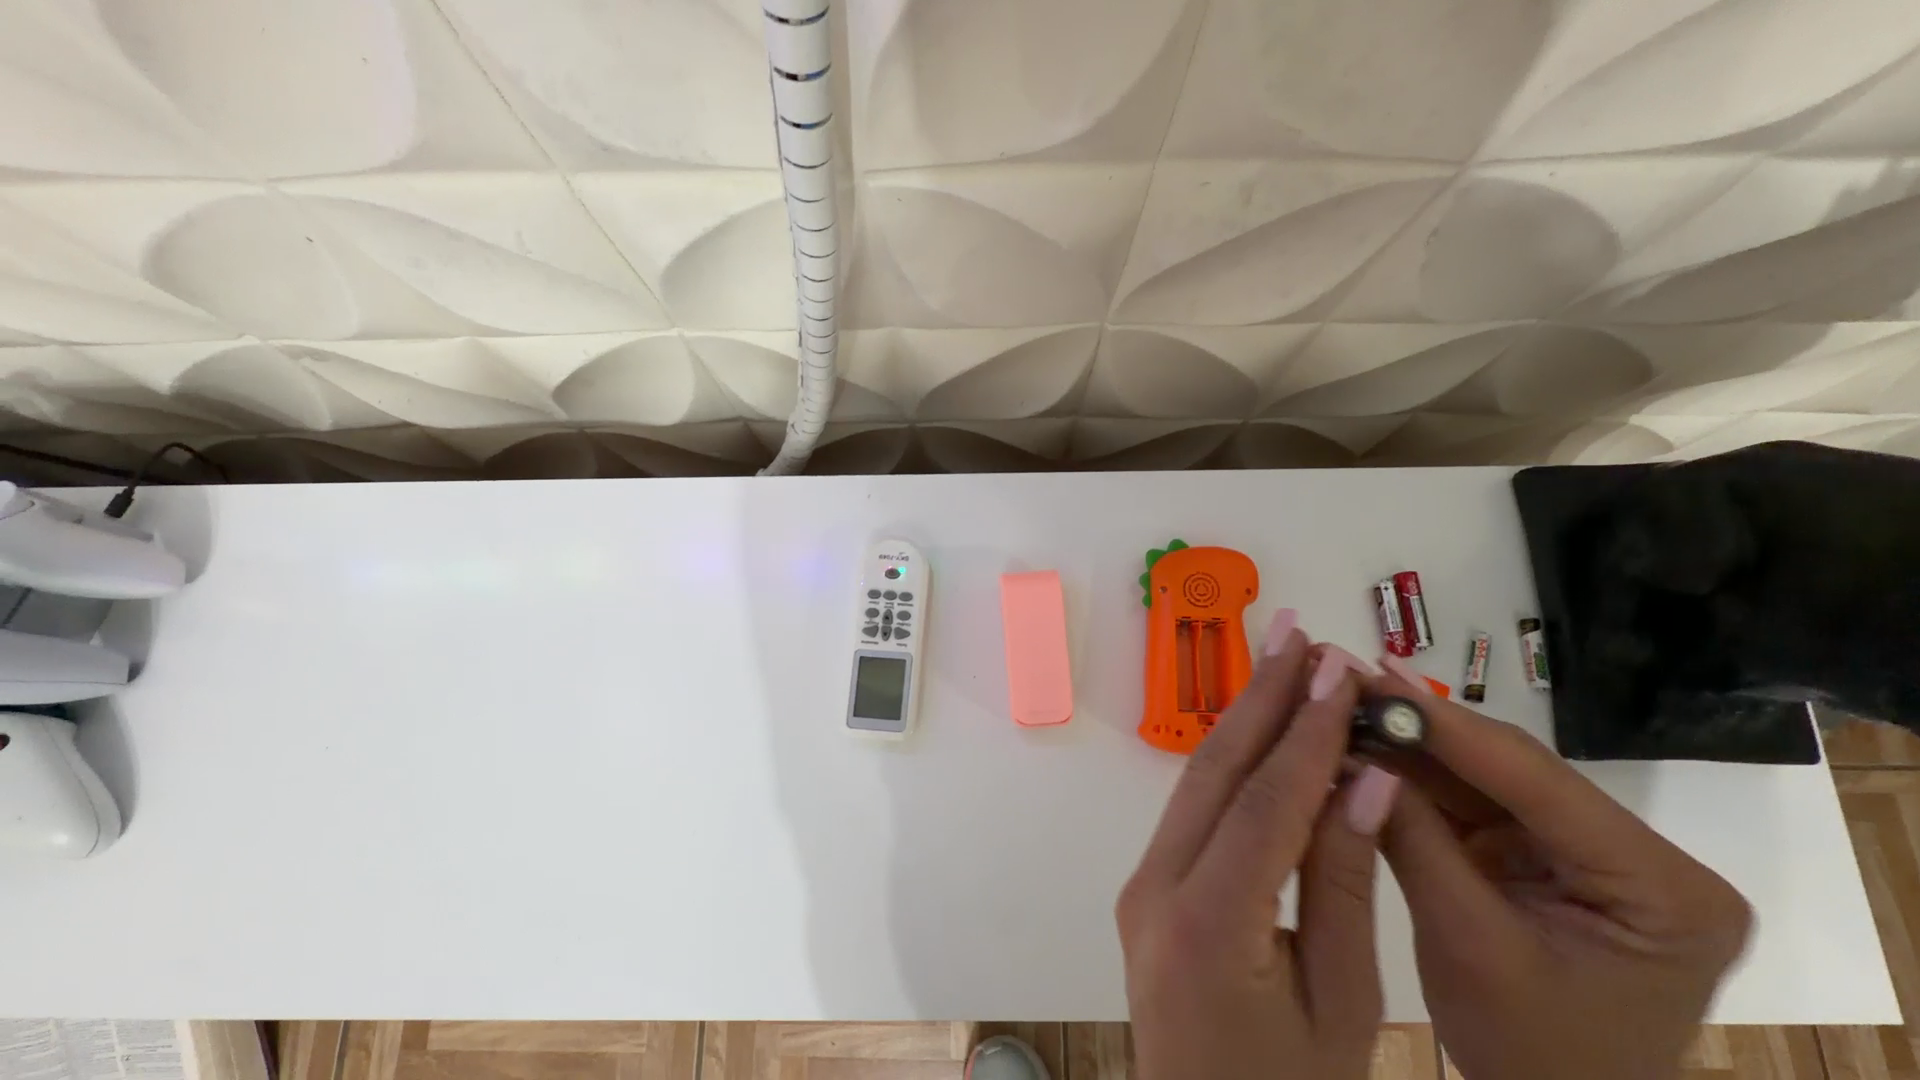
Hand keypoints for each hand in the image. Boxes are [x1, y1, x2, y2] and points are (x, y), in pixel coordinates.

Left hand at [1117, 610, 1403, 1079]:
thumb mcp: (1343, 1003)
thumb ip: (1343, 882)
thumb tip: (1369, 777)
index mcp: (1207, 925)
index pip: (1266, 805)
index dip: (1307, 732)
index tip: (1338, 668)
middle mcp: (1156, 890)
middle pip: (1216, 774)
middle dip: (1260, 697)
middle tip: (1297, 630)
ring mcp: (1142, 887)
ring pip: (1198, 785)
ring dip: (1242, 719)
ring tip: (1281, 659)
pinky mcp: (1147, 891)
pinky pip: (1193, 814)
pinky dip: (1231, 766)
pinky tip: (1260, 732)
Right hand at [1370, 655, 1753, 1079]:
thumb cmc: (1531, 1056)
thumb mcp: (1468, 948)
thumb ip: (1415, 842)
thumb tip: (1350, 750)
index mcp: (1659, 887)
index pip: (1539, 784)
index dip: (1448, 727)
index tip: (1371, 679)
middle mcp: (1636, 856)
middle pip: (1512, 772)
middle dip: (1422, 726)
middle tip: (1347, 674)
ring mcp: (1588, 854)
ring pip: (1486, 780)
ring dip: (1413, 741)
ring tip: (1345, 692)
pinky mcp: (1545, 859)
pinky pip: (1473, 807)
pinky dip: (1415, 778)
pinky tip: (1367, 737)